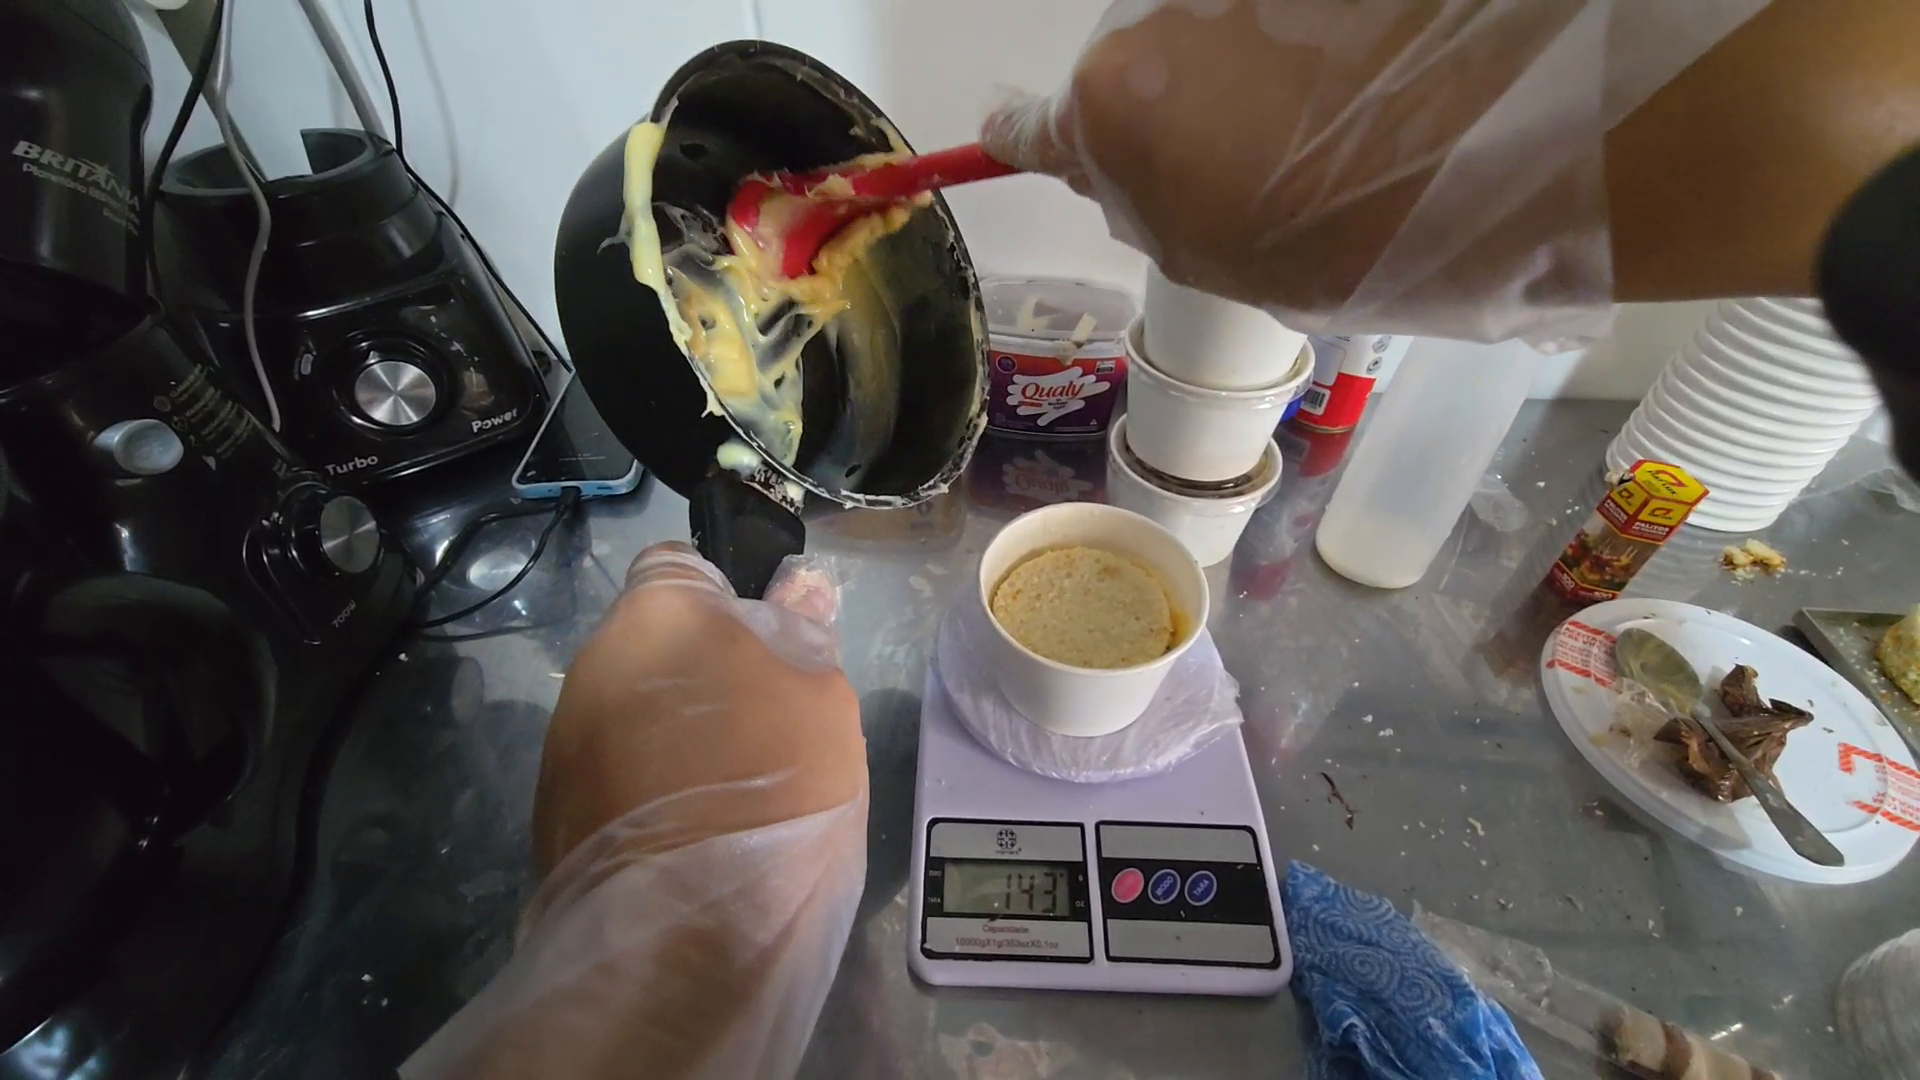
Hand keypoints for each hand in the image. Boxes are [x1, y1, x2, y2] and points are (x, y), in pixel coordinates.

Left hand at [407, 544, 866, 1079]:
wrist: (691, 935)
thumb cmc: (776, 784)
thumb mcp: (822, 695)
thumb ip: (804, 630)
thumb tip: (801, 585)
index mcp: (661, 616)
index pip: (678, 561)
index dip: (724, 590)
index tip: (763, 634)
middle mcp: (595, 665)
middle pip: (658, 641)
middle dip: (707, 664)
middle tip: (767, 716)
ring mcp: (566, 740)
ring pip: (636, 705)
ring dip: (679, 723)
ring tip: (735, 781)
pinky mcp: (553, 809)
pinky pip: (615, 764)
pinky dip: (652, 776)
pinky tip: (697, 823)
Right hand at [984, 0, 1765, 342]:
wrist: (1540, 135)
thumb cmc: (1353, 237)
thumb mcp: (1223, 262)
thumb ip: (1148, 211)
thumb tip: (1120, 178)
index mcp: (1123, 105)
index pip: (1040, 125)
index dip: (1022, 140)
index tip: (997, 139)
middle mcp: (1167, 9)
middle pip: (1137, 67)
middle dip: (1168, 117)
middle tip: (1247, 172)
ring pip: (1212, 30)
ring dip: (1244, 75)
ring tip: (1337, 125)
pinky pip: (1278, 16)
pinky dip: (1304, 43)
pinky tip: (1372, 75)